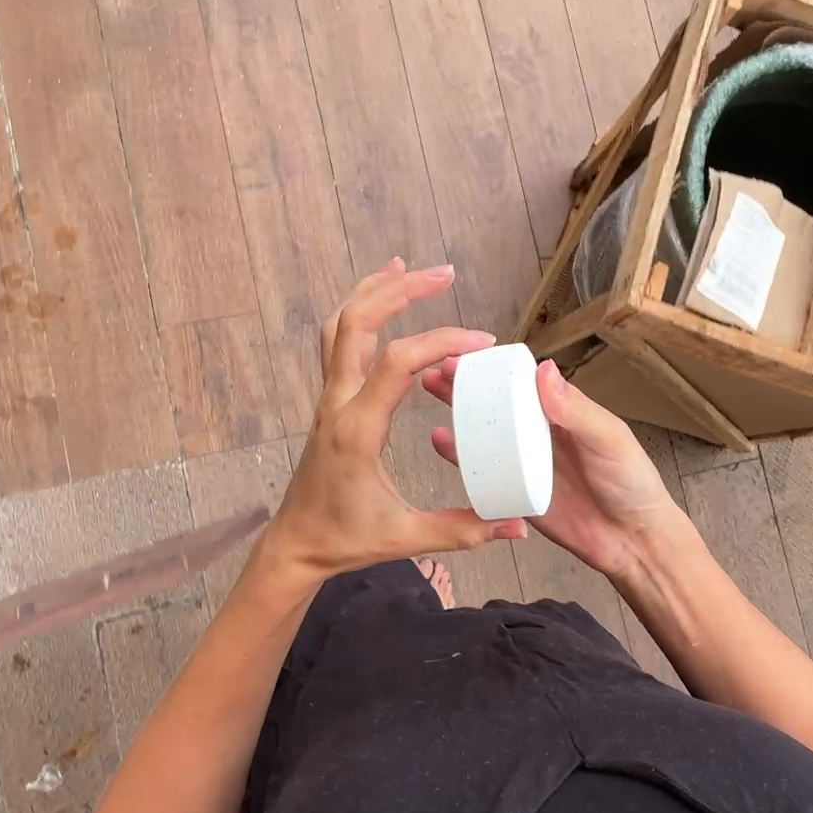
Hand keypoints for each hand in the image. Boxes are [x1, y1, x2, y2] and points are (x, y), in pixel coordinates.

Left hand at [260, 260, 528, 581]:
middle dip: (401, 290)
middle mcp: (336, 403)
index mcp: (356, 430)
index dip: (442, 342)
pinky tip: (383, 303)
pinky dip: (360, 312)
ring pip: (340, 324)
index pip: (395, 363)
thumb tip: (519, 526)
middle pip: (356, 322)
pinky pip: (338, 342)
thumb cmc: (344, 540)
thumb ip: (463, 530)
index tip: (482, 344)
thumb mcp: (405, 538)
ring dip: (373, 291)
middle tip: (444, 273)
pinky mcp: (329, 401)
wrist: (294, 544)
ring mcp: (327, 398)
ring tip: (408, 268)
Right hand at [425, 358, 684, 577]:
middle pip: (496, 403)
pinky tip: (440, 441)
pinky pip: (483, 473)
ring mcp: (525, 462)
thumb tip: (545, 370)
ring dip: (458, 413)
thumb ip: (577, 409)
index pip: (522, 381)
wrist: (632, 542)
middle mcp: (539, 433)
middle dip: (466, 384)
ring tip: (431, 393)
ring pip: (484, 433)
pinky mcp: (516, 492)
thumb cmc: (632, 484)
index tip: (467, 353)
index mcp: (563, 412)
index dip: (494, 367)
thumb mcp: (609, 439)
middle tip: (436, 369)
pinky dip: (460, 457)